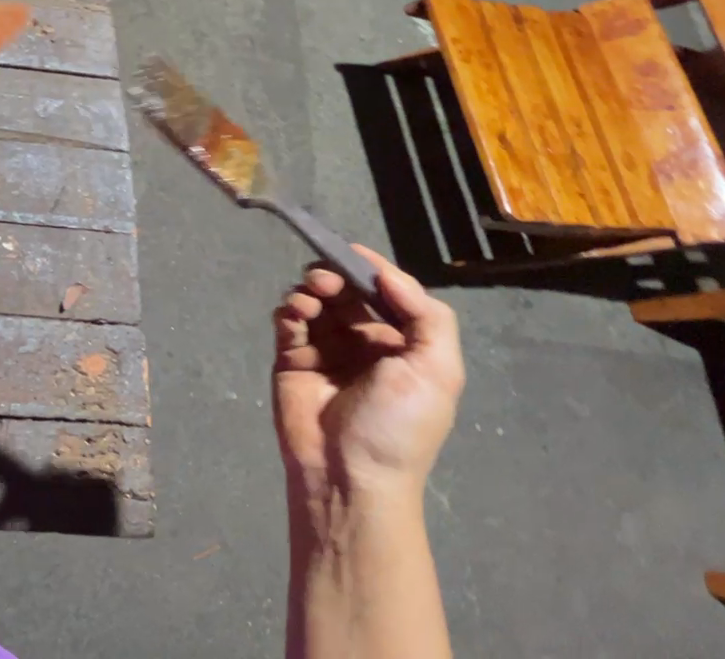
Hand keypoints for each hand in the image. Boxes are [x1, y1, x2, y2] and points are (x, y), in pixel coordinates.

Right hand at [272, 246, 463, 499]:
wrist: (349, 474)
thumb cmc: (398, 425)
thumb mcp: (436, 372)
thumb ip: (426, 316)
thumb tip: (388, 273)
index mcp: (402, 344)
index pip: (386, 294)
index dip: (369, 269)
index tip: (349, 250)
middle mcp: (363, 341)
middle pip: (345, 292)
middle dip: (334, 277)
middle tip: (324, 279)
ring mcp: (325, 348)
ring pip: (314, 301)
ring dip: (310, 291)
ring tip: (309, 299)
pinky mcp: (291, 357)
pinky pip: (288, 321)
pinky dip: (289, 310)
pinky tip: (295, 314)